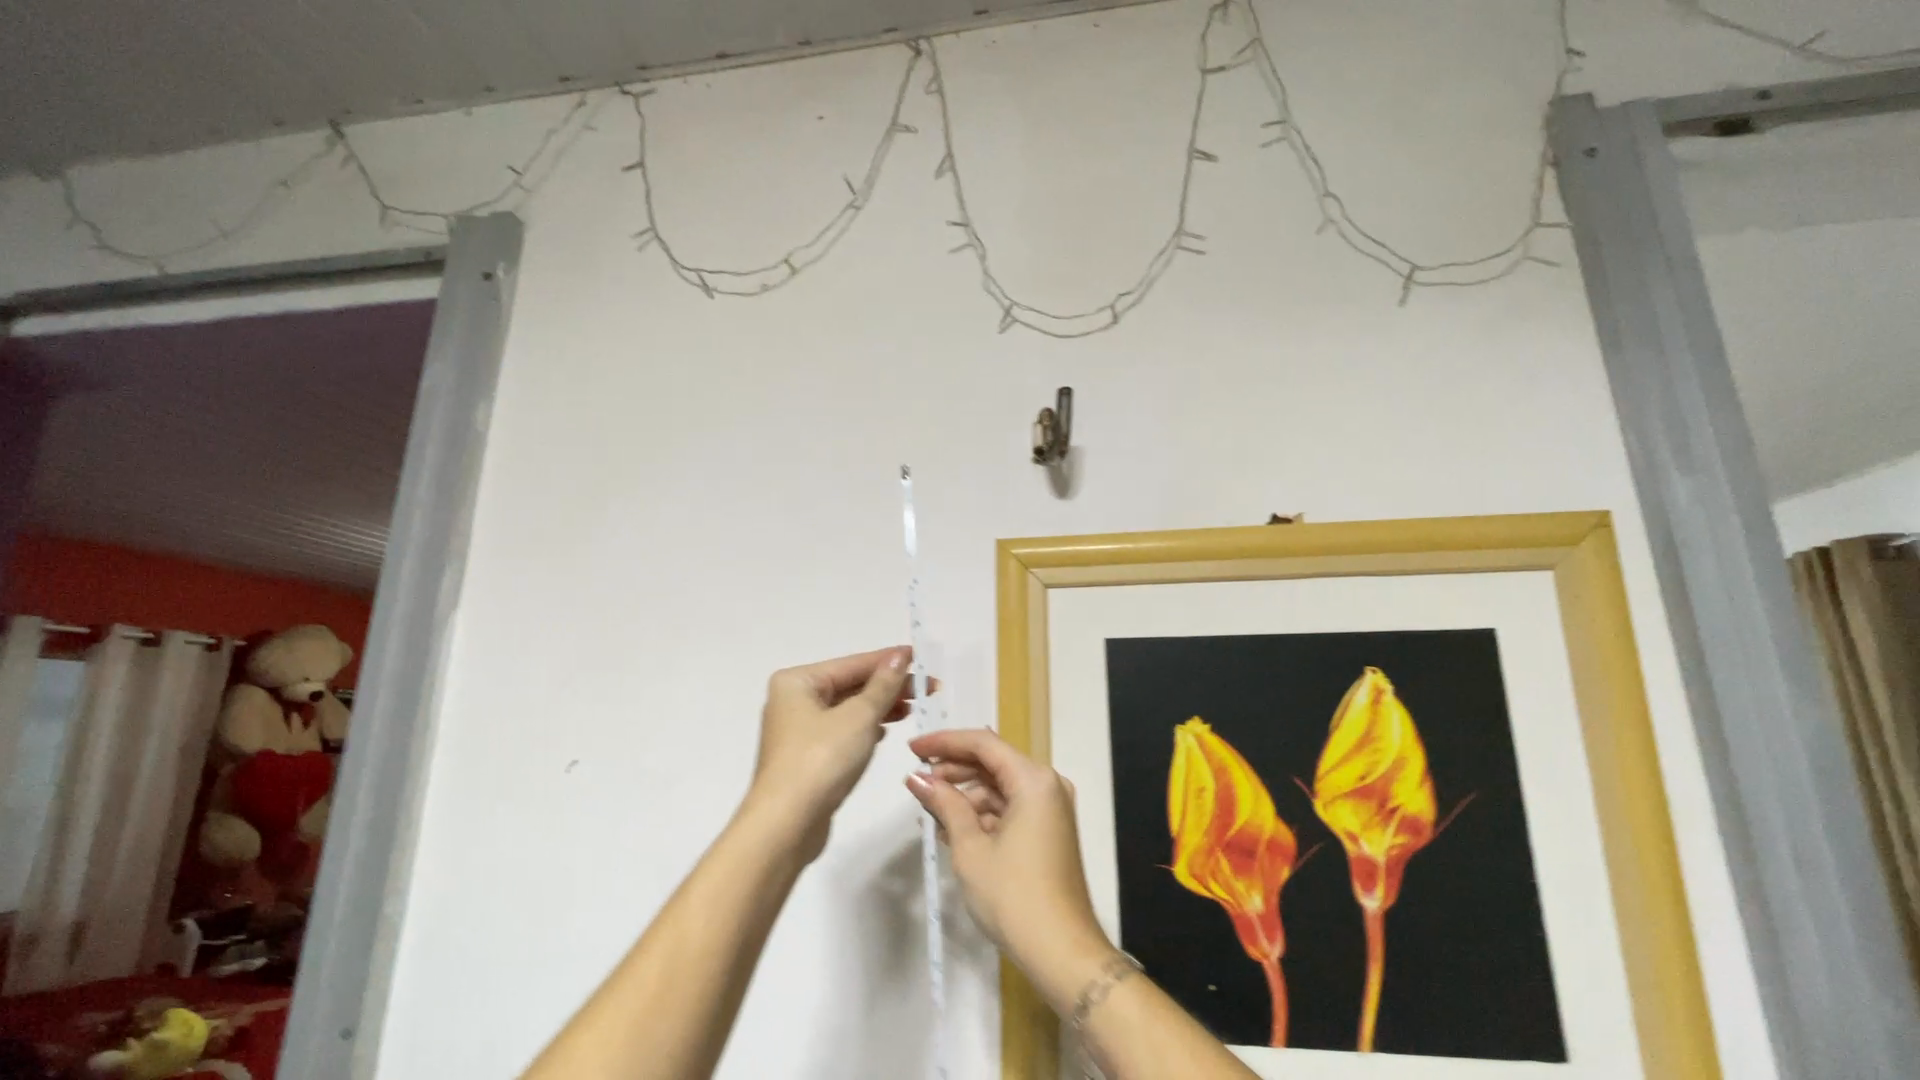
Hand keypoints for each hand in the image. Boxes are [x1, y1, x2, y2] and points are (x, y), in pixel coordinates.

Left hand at [746, 647, 920, 862]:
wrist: (786, 825)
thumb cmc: (820, 761)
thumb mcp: (858, 718)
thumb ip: (882, 685)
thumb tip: (899, 656)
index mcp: (797, 682)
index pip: (853, 663)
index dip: (889, 660)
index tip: (922, 658)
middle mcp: (792, 700)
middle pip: (850, 685)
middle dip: (888, 687)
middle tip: (928, 689)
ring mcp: (797, 730)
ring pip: (847, 709)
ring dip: (879, 707)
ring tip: (913, 708)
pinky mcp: (805, 757)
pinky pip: (841, 732)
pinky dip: (864, 728)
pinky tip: (885, 731)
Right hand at [905, 729, 1108, 966]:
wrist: (1061, 951)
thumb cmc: (1012, 895)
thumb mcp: (970, 848)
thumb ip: (944, 805)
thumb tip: (917, 778)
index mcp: (1034, 780)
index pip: (983, 743)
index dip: (944, 741)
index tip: (912, 748)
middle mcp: (1048, 785)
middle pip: (994, 762)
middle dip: (954, 769)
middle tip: (918, 782)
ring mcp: (1052, 810)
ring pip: (1001, 787)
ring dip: (966, 796)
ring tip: (931, 814)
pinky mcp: (1049, 832)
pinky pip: (1011, 809)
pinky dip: (982, 815)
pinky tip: (953, 831)